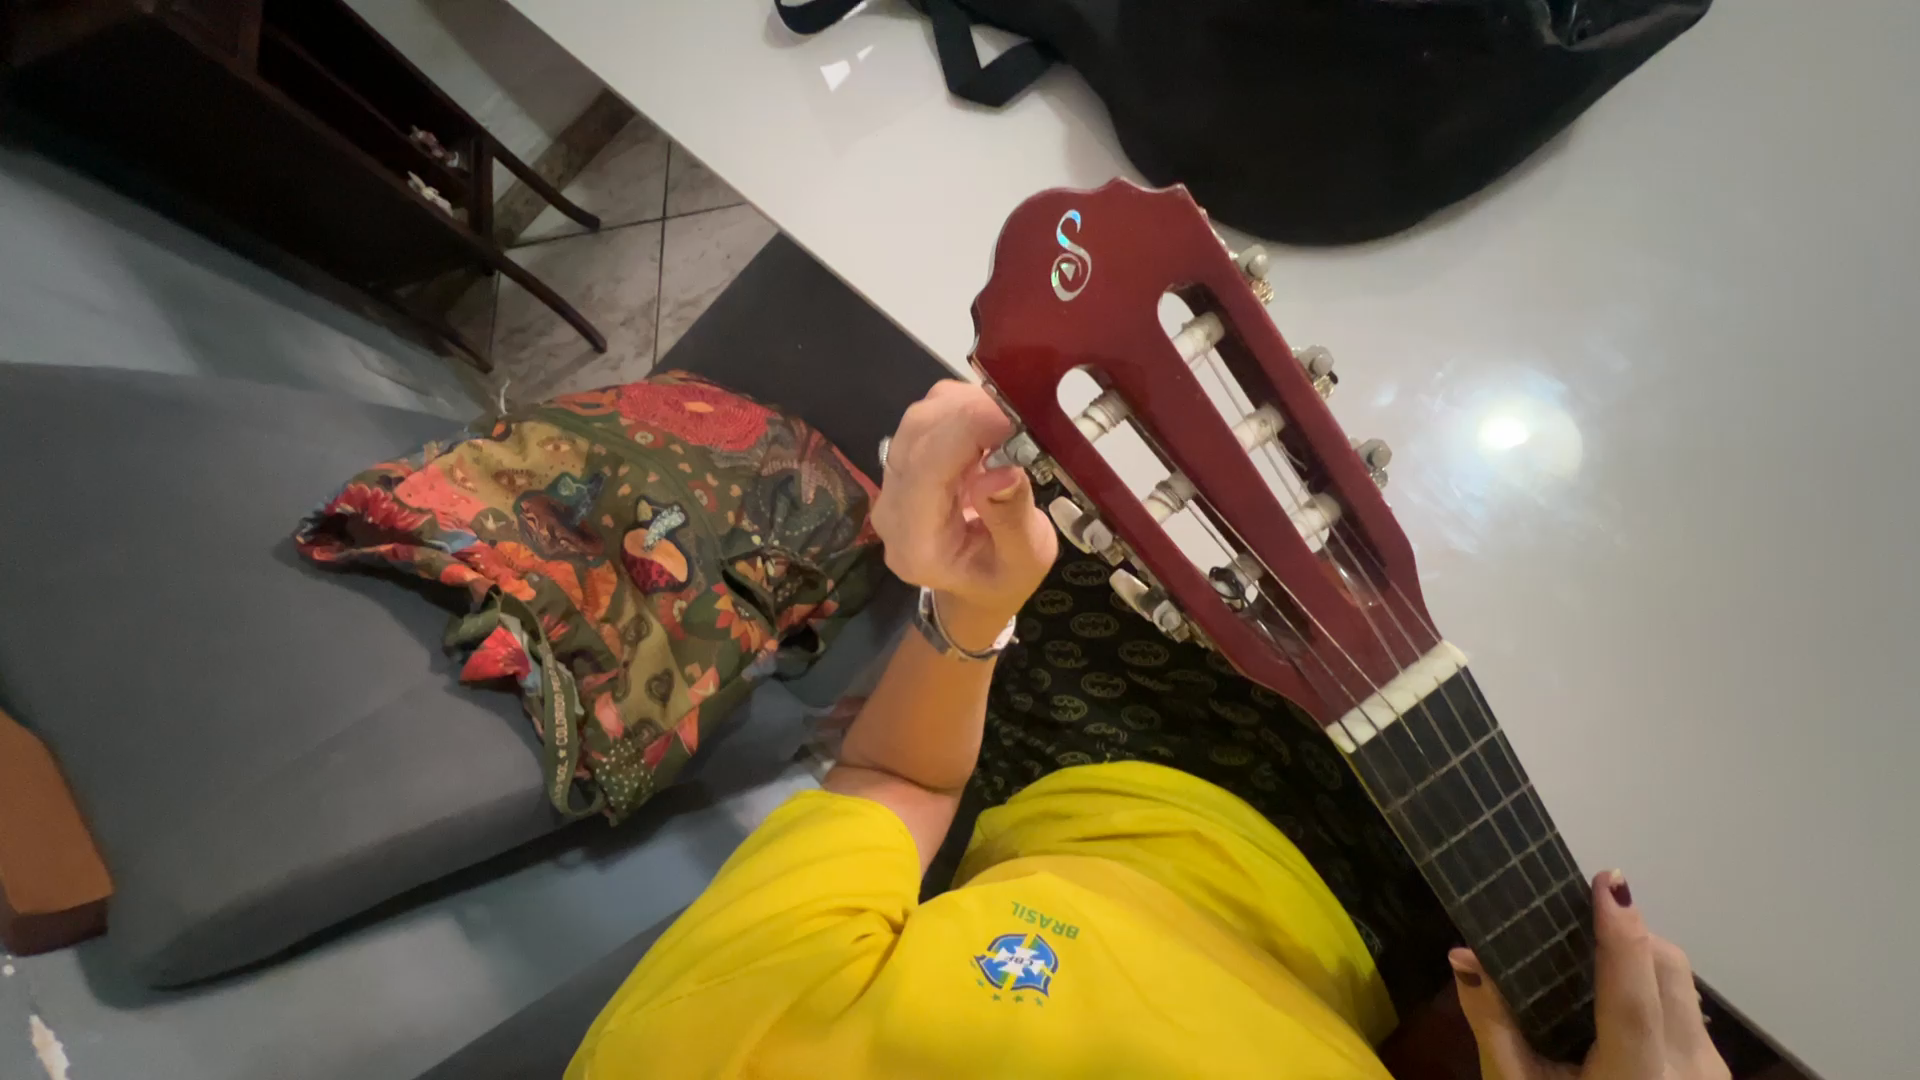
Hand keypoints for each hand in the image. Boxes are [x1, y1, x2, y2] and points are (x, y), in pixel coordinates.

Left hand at [871, 380, 1056, 648]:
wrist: (974, 590)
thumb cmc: (1002, 579)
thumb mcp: (1024, 561)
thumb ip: (1011, 520)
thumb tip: (1000, 471)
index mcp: (916, 545)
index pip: (927, 470)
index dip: (965, 432)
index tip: (1012, 420)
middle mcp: (892, 509)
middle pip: (917, 435)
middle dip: (969, 413)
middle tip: (1019, 418)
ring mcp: (891, 483)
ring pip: (919, 419)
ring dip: (965, 407)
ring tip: (1007, 426)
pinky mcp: (902, 462)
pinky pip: (926, 418)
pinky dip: (959, 408)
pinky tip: (988, 428)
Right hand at [1452, 871, 1729, 1079]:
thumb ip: (1491, 1021)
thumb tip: (1462, 953)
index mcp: (1636, 1076)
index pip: (1630, 997)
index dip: (1619, 937)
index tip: (1610, 881)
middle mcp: (1689, 1071)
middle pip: (1669, 971)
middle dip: (1627, 931)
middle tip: (1575, 912)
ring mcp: (1712, 1074)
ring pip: (1684, 984)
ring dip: (1640, 954)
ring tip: (1588, 953)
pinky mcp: (1717, 1075)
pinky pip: (1688, 1006)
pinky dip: (1651, 982)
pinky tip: (1611, 997)